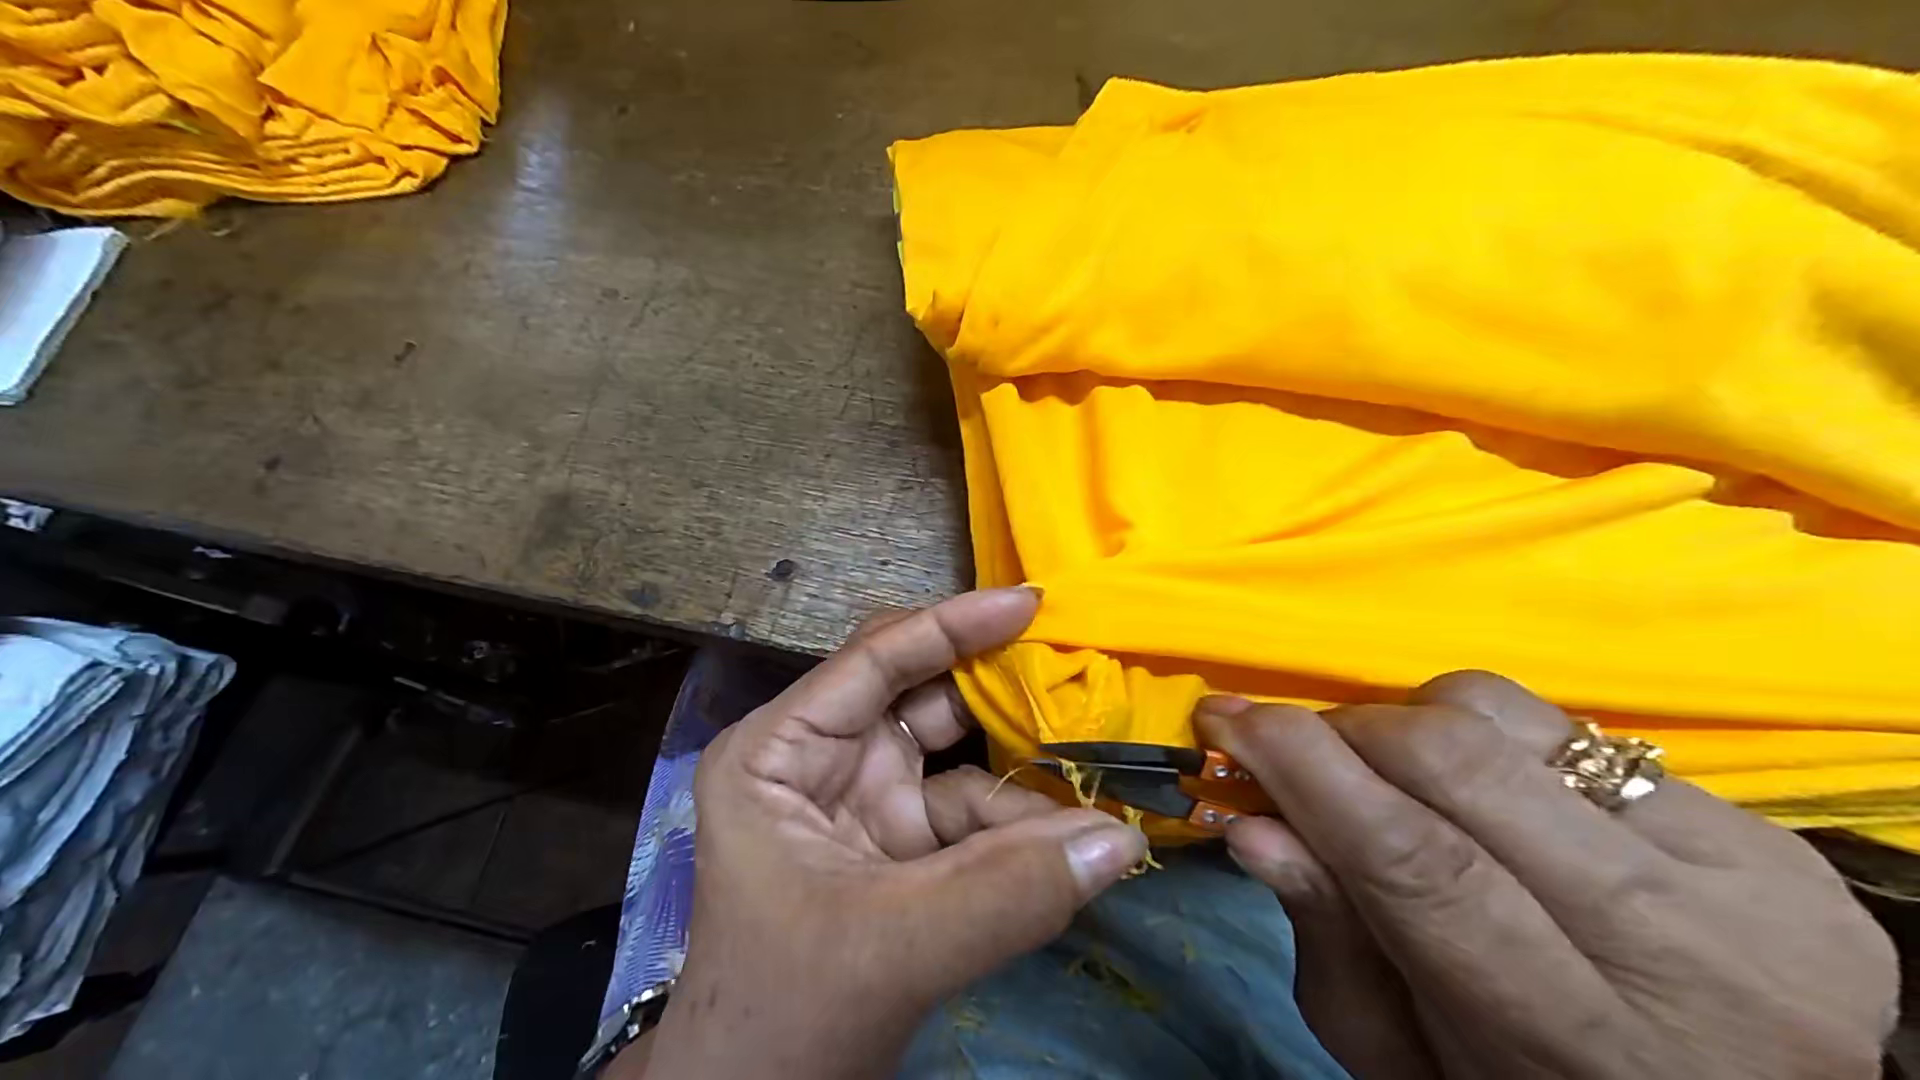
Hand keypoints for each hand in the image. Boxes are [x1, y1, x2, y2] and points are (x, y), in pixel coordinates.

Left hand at [629, 588, 1146, 1079]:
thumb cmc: (783, 1014)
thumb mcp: (889, 947)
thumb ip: (1007, 894)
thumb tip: (1120, 840)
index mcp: (779, 750)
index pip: (874, 658)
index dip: (952, 624)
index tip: (1030, 602)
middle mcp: (821, 756)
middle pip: (919, 692)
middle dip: (995, 682)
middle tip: (1075, 663)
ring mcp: (864, 797)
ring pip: (956, 754)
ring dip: (1021, 767)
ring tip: (1093, 761)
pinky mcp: (899, 841)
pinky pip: (971, 813)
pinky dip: (1020, 827)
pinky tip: (1072, 842)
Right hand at [1197, 672, 1897, 1079]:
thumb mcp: (1399, 1054)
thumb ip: (1325, 936)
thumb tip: (1248, 828)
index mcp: (1569, 1038)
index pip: (1416, 861)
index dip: (1306, 772)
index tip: (1224, 720)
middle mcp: (1672, 948)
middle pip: (1456, 762)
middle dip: (1340, 730)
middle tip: (1290, 745)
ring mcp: (1736, 874)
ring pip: (1502, 716)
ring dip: (1403, 722)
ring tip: (1388, 770)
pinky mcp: (1761, 829)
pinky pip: (1564, 721)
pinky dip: (1477, 730)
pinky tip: (1477, 782)